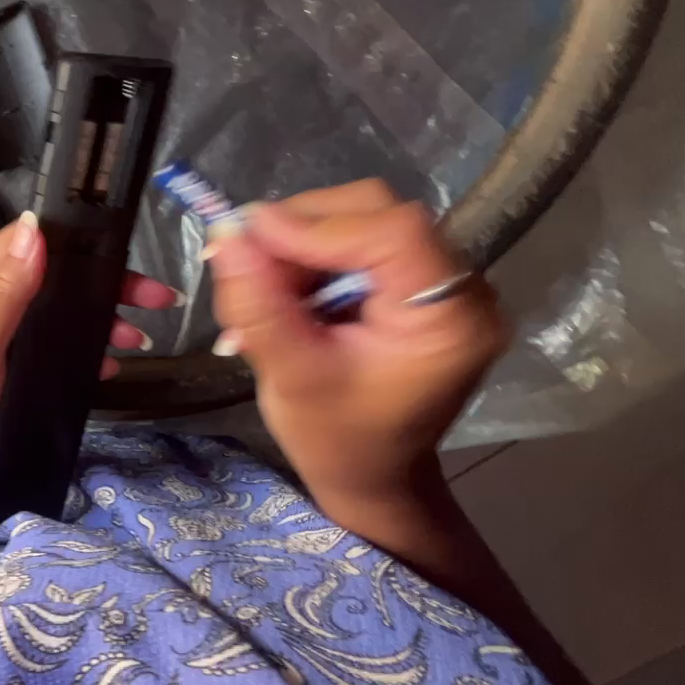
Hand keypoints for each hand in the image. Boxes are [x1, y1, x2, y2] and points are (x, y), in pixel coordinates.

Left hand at [0, 214, 178, 510]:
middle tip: (154, 299)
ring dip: (98, 319)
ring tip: (138, 338)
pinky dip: (83, 353)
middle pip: (51, 278)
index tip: (122, 246)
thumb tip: (35, 229)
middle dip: (102, 283)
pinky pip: (53, 351)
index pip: (22, 242)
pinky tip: (108, 367)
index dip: (72, 237)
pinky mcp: (10, 374)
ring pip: (57, 315)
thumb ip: (4, 291)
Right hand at [208, 180, 506, 510]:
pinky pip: (359, 243)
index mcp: (447, 318)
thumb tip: (224, 238)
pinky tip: (284, 291)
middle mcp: (460, 286)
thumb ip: (258, 307)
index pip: (393, 233)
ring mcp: (440, 281)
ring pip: (363, 220)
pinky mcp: (414, 283)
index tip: (245, 236)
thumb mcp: (289, 377)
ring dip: (298, 244)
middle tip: (245, 262)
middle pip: (379, 213)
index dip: (315, 224)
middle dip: (301, 229)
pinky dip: (309, 256)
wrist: (369, 470)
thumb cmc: (334, 437)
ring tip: (261, 288)